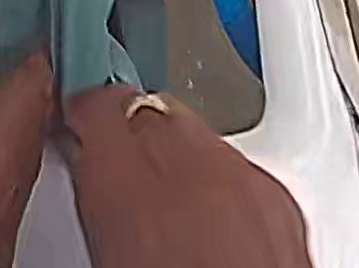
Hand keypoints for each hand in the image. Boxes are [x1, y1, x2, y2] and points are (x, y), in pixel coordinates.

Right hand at [66, 86, 311, 267]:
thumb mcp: (105, 253)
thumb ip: (93, 196)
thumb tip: (84, 165)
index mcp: (128, 189)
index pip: (100, 105)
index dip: (85, 113)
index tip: (80, 126)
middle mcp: (187, 168)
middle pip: (146, 108)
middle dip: (129, 131)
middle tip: (118, 169)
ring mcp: (238, 178)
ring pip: (191, 127)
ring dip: (175, 151)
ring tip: (168, 204)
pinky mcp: (278, 198)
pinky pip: (234, 162)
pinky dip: (218, 178)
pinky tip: (213, 222)